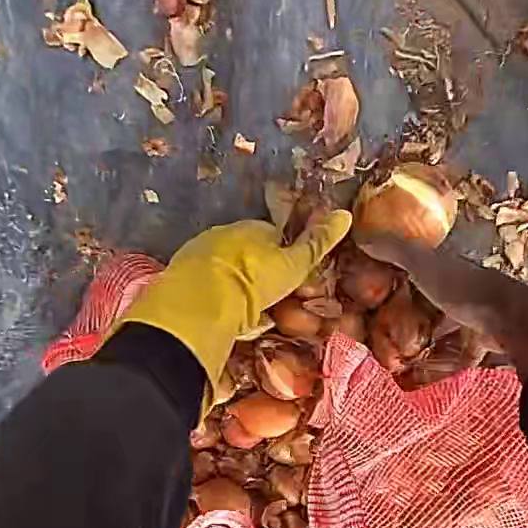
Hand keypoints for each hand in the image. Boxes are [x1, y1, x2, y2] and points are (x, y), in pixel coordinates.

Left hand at [118, 212, 352, 398]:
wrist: (201, 302)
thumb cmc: (254, 281)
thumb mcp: (293, 265)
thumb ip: (317, 244)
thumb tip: (345, 214)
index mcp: (252, 228)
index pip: (273, 235)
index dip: (284, 254)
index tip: (291, 275)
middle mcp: (223, 235)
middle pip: (246, 250)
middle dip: (256, 268)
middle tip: (269, 296)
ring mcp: (199, 255)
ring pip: (224, 267)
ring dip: (234, 282)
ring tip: (246, 309)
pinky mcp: (181, 278)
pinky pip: (204, 284)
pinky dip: (214, 295)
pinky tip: (222, 312)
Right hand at [356, 231, 527, 379]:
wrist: (508, 318)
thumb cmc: (462, 287)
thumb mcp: (423, 264)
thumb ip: (396, 251)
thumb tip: (363, 237)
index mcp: (449, 265)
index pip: (423, 262)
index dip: (404, 269)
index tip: (383, 282)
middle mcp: (464, 285)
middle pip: (437, 293)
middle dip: (420, 302)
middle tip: (393, 319)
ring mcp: (477, 312)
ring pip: (452, 320)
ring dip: (436, 329)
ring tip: (409, 346)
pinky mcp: (486, 338)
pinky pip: (464, 347)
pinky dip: (452, 356)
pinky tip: (436, 367)